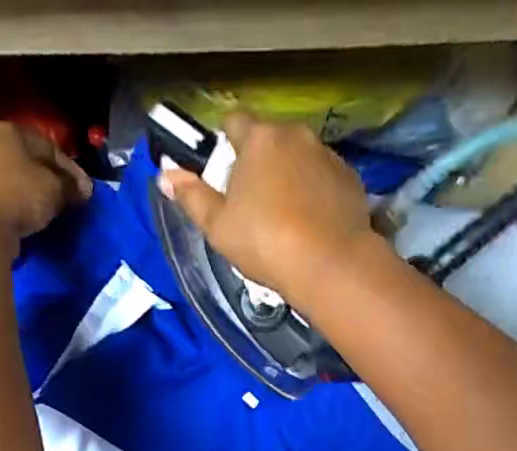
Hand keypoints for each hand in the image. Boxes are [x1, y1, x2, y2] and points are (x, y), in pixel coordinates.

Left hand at [0, 120, 92, 244]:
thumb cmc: (19, 194)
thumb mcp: (56, 187)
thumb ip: (71, 185)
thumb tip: (81, 189)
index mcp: (9, 130)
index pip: (51, 148)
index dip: (72, 171)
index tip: (86, 192)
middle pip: (31, 163)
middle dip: (52, 181)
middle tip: (70, 202)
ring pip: (17, 181)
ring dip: (35, 196)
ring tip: (51, 214)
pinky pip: (4, 199)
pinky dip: (19, 208)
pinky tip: (30, 221)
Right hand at [158, 111, 383, 299]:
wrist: (329, 263)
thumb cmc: (264, 241)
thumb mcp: (218, 226)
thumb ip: (191, 197)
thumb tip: (166, 174)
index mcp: (259, 139)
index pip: (234, 121)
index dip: (224, 141)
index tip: (221, 168)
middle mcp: (296, 134)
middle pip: (269, 139)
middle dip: (258, 161)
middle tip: (249, 202)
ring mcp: (328, 154)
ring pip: (299, 157)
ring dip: (288, 176)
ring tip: (283, 216)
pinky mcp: (350, 178)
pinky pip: (323, 178)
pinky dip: (314, 192)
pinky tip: (310, 223)